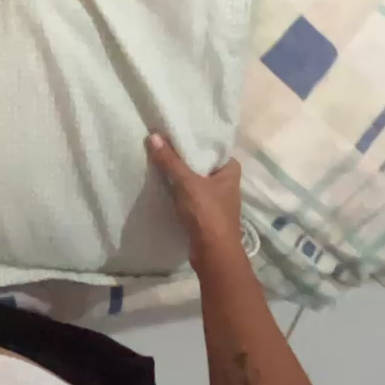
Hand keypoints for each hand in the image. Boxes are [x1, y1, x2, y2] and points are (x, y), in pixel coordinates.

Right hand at [147, 133, 245, 270]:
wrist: (213, 253)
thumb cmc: (207, 213)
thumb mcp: (187, 182)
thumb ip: (170, 160)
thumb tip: (153, 136)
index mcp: (230, 170)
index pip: (213, 146)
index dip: (195, 138)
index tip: (176, 130)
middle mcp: (226, 182)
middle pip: (202, 162)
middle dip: (184, 156)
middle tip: (163, 141)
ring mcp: (216, 199)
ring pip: (195, 179)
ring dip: (180, 173)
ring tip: (159, 158)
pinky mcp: (205, 213)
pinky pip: (190, 194)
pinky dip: (178, 189)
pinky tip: (163, 182)